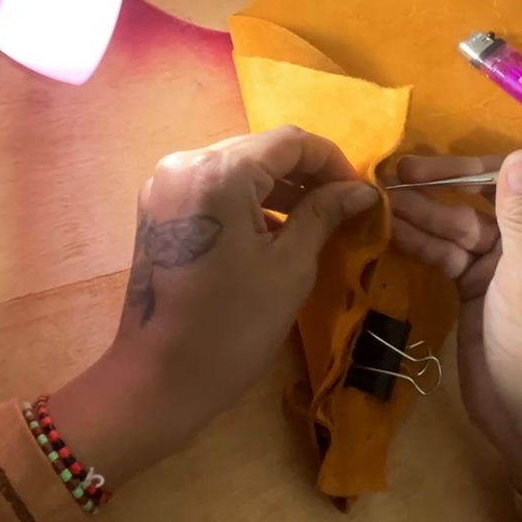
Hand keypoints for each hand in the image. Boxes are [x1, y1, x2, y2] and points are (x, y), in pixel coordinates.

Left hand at [49, 126, 378, 482]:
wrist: (160, 379)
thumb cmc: (233, 327)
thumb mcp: (290, 267)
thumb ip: (324, 214)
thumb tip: (363, 190)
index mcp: (218, 173)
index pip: (289, 142)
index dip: (331, 160)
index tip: (359, 191)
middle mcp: (185, 163)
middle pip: (260, 149)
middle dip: (306, 172)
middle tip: (343, 204)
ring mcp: (166, 184)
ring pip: (238, 165)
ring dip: (278, 185)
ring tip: (316, 216)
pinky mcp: (159, 207)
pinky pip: (214, 185)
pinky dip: (248, 198)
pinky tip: (275, 226)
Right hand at [391, 129, 521, 516]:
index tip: (501, 135)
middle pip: (500, 188)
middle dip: (455, 177)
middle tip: (404, 169)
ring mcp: (507, 259)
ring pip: (465, 218)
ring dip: (426, 209)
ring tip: (382, 195)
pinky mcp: (477, 282)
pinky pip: (447, 249)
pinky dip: (421, 240)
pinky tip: (389, 226)